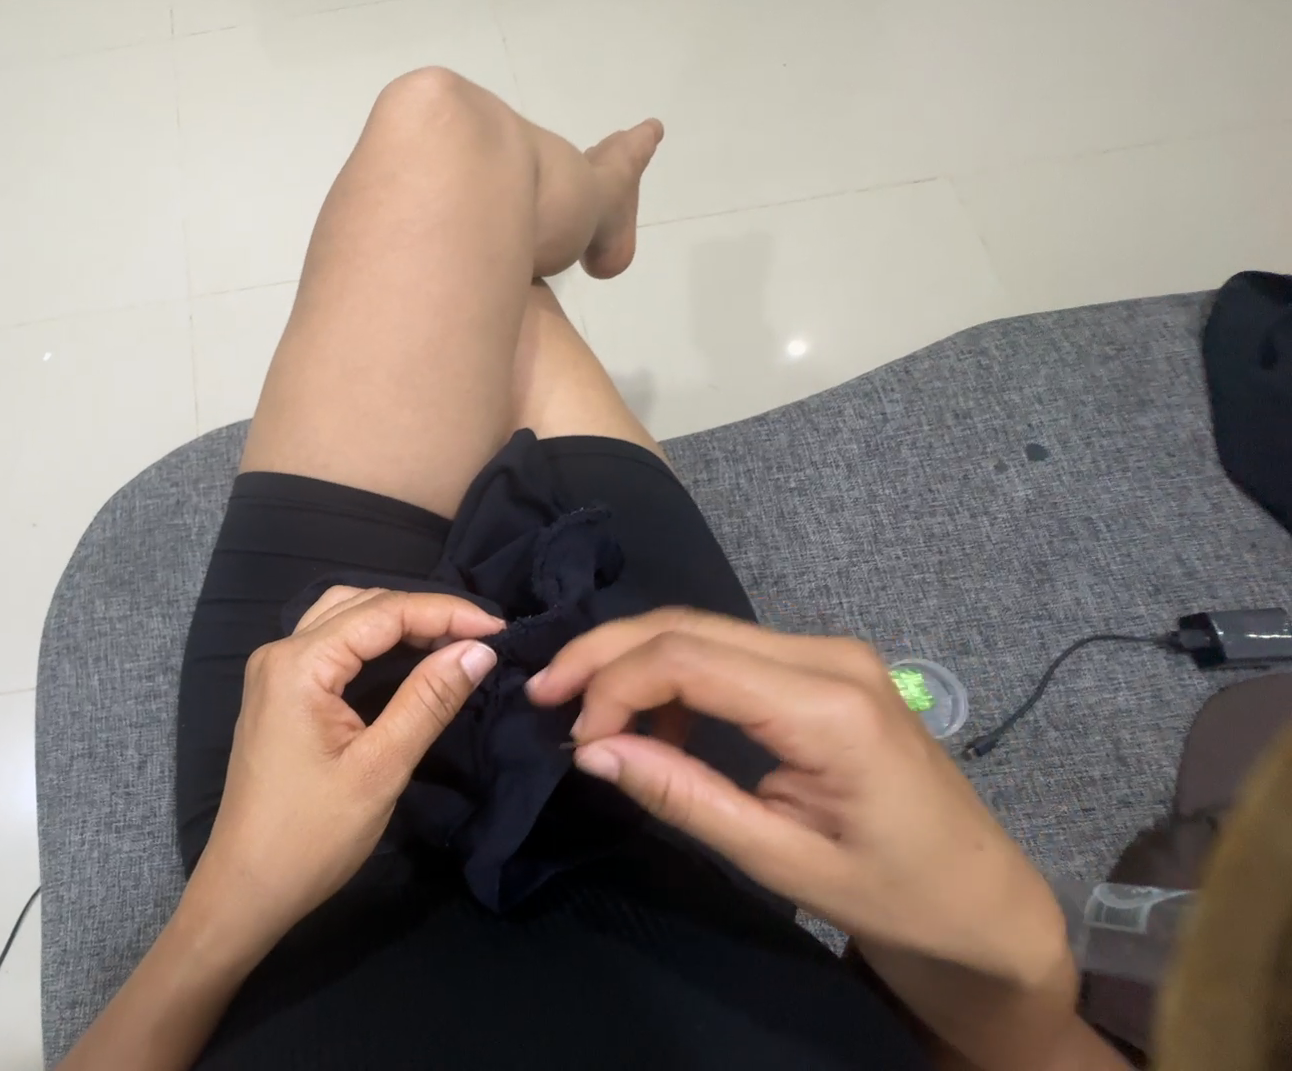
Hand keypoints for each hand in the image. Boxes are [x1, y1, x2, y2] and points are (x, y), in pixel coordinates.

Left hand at [187, 586, 502, 950]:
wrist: (247, 887)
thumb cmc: (312, 835)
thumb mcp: (380, 768)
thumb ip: (428, 700)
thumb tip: (478, 649)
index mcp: (299, 664)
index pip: (383, 612)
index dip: (446, 613)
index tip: (500, 629)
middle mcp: (280, 653)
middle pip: (361, 605)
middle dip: (424, 612)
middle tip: (481, 636)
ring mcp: (274, 671)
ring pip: (343, 618)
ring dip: (397, 620)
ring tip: (451, 639)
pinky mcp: (279, 692)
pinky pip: (330, 644)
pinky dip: (372, 641)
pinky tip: (405, 655)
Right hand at [529, 609, 1072, 995]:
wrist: (990, 907)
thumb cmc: (896, 898)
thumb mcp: (779, 861)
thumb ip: (681, 796)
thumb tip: (589, 750)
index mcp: (827, 707)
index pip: (684, 659)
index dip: (611, 686)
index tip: (574, 737)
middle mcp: (826, 656)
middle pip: (682, 626)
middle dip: (601, 654)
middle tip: (543, 693)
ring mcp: (826, 654)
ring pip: (695, 629)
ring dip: (628, 661)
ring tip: (582, 707)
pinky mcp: (818, 667)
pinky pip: (721, 650)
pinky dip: (668, 676)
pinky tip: (653, 723)